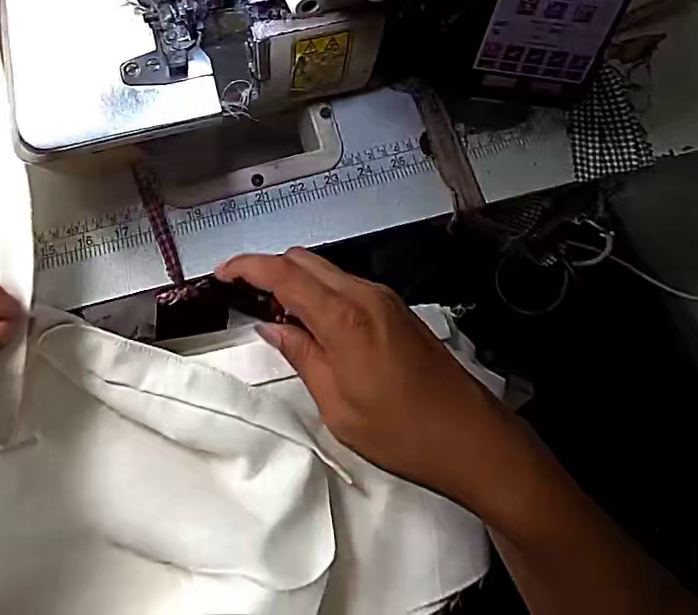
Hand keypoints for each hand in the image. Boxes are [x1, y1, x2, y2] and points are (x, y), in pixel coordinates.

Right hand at [215, 247, 518, 504]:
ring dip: (297, 282)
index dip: (247, 266)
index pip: (283, 273)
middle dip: (270, 271)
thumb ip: (301, 355)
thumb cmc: (405, 432)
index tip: (225, 273)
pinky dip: (321, 293)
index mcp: (344, 317)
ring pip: (325, 270)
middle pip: (303, 259)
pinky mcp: (394, 308)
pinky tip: (315, 325)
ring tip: (280, 318)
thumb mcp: (337, 405)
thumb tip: (273, 328)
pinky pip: (346, 285)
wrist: (472, 438)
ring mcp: (383, 298)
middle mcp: (364, 295)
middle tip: (249, 299)